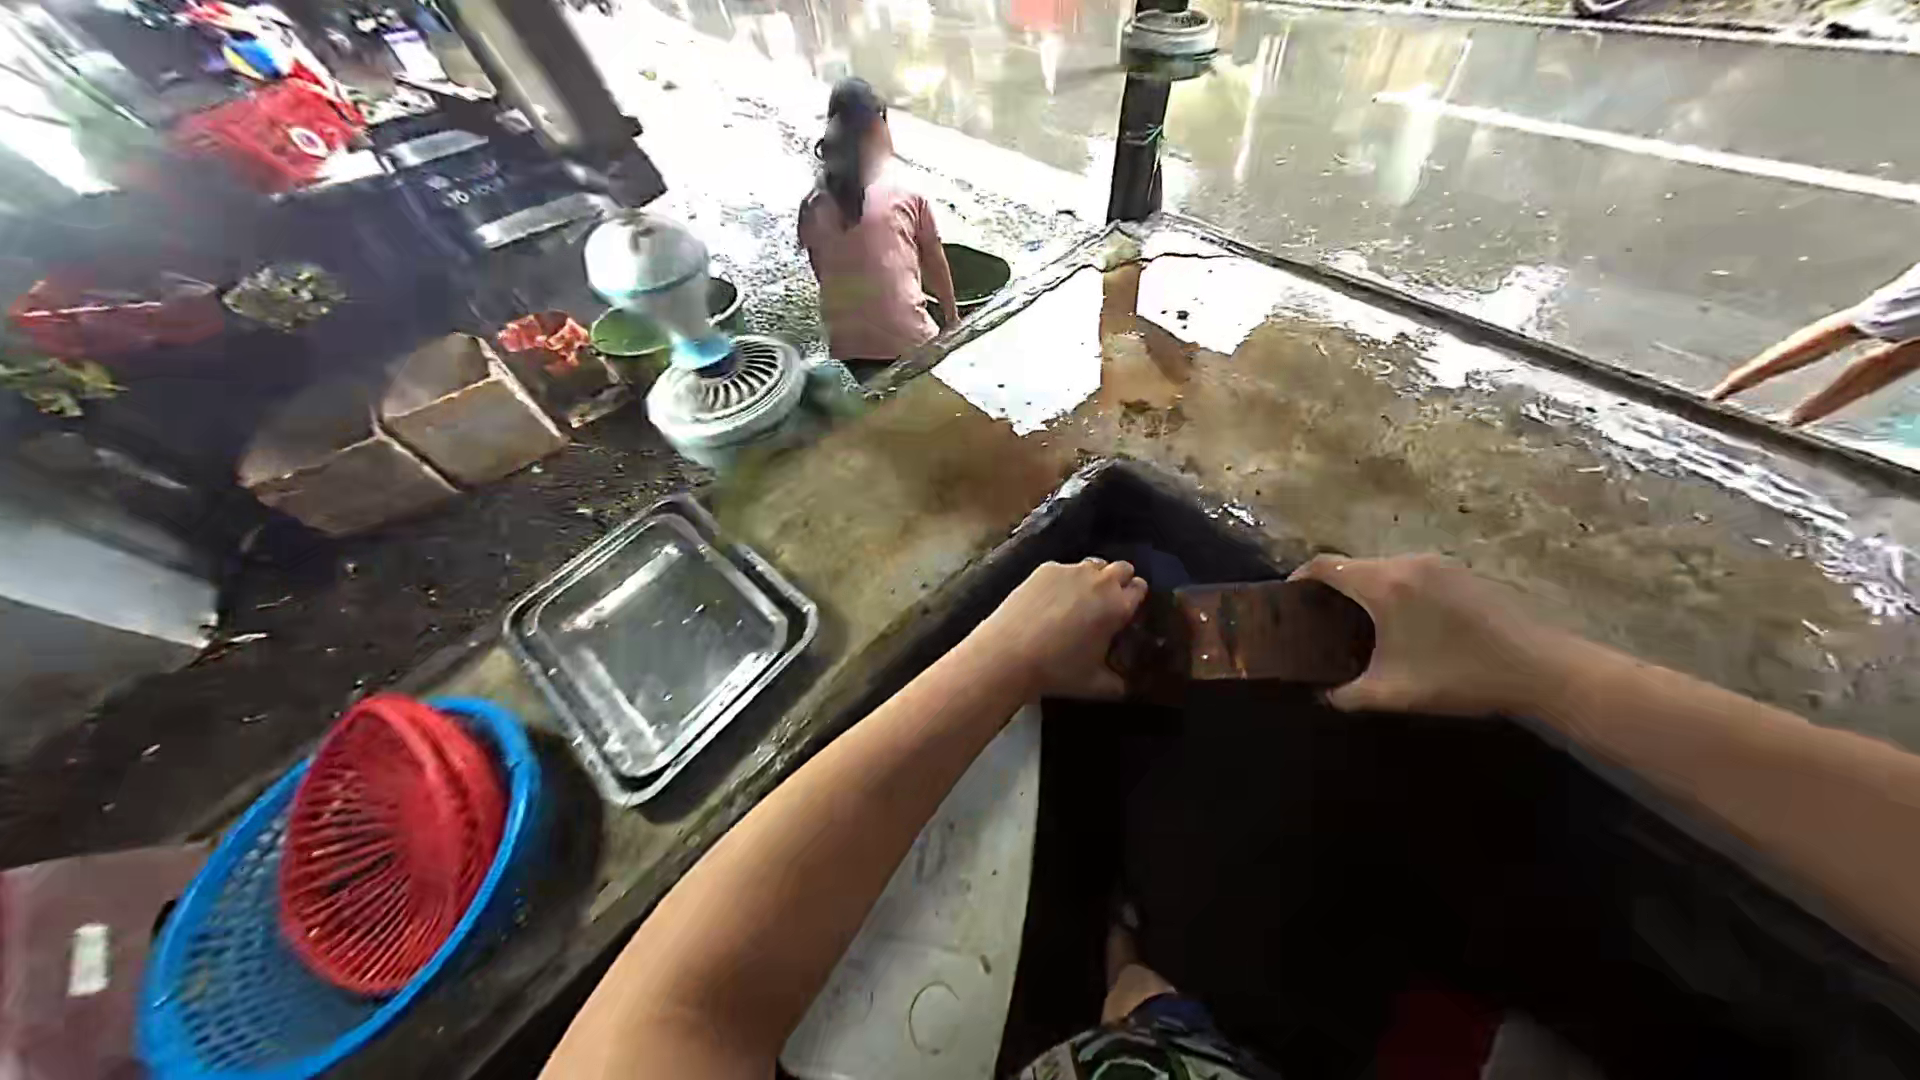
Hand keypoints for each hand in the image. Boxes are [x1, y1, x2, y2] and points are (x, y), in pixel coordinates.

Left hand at [965, 558, 1147, 699]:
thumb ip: (1118, 683)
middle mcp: (1100, 582)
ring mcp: (1071, 571)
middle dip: (1119, 581)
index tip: (1125, 609)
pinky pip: (1063, 569)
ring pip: (1093, 564)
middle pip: (1122, 568)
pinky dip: (1063, 580)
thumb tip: (1125, 685)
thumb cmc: (1057, 670)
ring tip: (1077, 599)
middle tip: (1105, 602)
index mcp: (1118, 606)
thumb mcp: (1096, 684)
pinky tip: (1048, 600)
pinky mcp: (1045, 569)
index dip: (1134, 597)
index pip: (1140, 588)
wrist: (1009, 654)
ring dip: (1093, 577)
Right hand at [1290, 554, 1574, 716]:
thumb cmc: (1461, 675)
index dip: (1299, 577)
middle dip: (1333, 586)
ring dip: (1367, 587)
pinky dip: (1396, 588)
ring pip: (1384, 568)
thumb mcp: (1394, 692)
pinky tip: (1407, 620)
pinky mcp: (1464, 573)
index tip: (1289, 597)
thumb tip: (1324, 697)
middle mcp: (1406, 563)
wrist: (1549, 670)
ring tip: (1363, 619)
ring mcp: (1439, 565)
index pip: (1324, 565)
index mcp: (1383, 584)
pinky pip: (1412, 573)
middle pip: (1353, 565)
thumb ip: (1348, 695)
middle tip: (1324, 616)